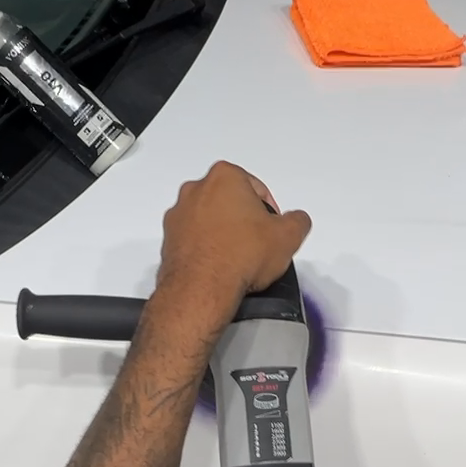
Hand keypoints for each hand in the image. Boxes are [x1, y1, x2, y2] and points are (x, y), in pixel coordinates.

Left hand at [153, 161, 311, 316]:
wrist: (202, 289)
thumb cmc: (240, 256)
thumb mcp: (288, 237)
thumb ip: (298, 221)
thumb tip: (297, 221)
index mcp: (225, 177)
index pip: (255, 188)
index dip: (269, 211)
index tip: (272, 230)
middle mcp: (196, 189)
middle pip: (228, 201)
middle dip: (242, 219)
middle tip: (257, 244)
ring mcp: (178, 215)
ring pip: (208, 220)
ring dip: (222, 234)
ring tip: (237, 259)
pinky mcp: (167, 240)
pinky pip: (193, 240)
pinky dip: (205, 249)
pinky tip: (218, 268)